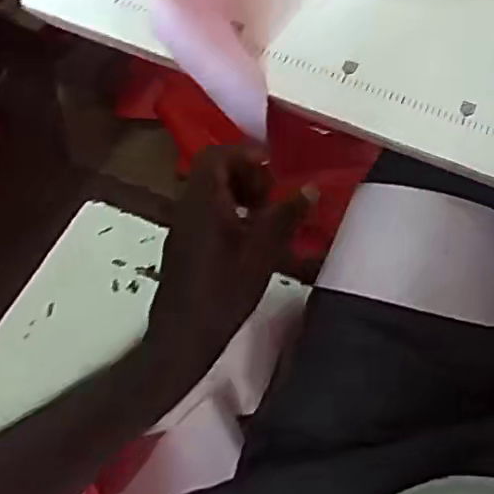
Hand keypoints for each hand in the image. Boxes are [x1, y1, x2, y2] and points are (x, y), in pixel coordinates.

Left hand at [143, 145, 314, 372]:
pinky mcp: (185, 246)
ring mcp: (183, 228)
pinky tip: (252, 239)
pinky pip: (208, 213)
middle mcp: (188, 208)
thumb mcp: (264, 249)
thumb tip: (310, 188)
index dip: (245, 154)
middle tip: (271, 194)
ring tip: (266, 215)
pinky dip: (231, 213)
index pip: (217, 156)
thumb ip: (287, 214)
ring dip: (240, 194)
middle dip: (246, 175)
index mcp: (203, 201)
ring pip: (211, 193)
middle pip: (214, 171)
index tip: (272, 168)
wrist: (183, 339)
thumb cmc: (224, 290)